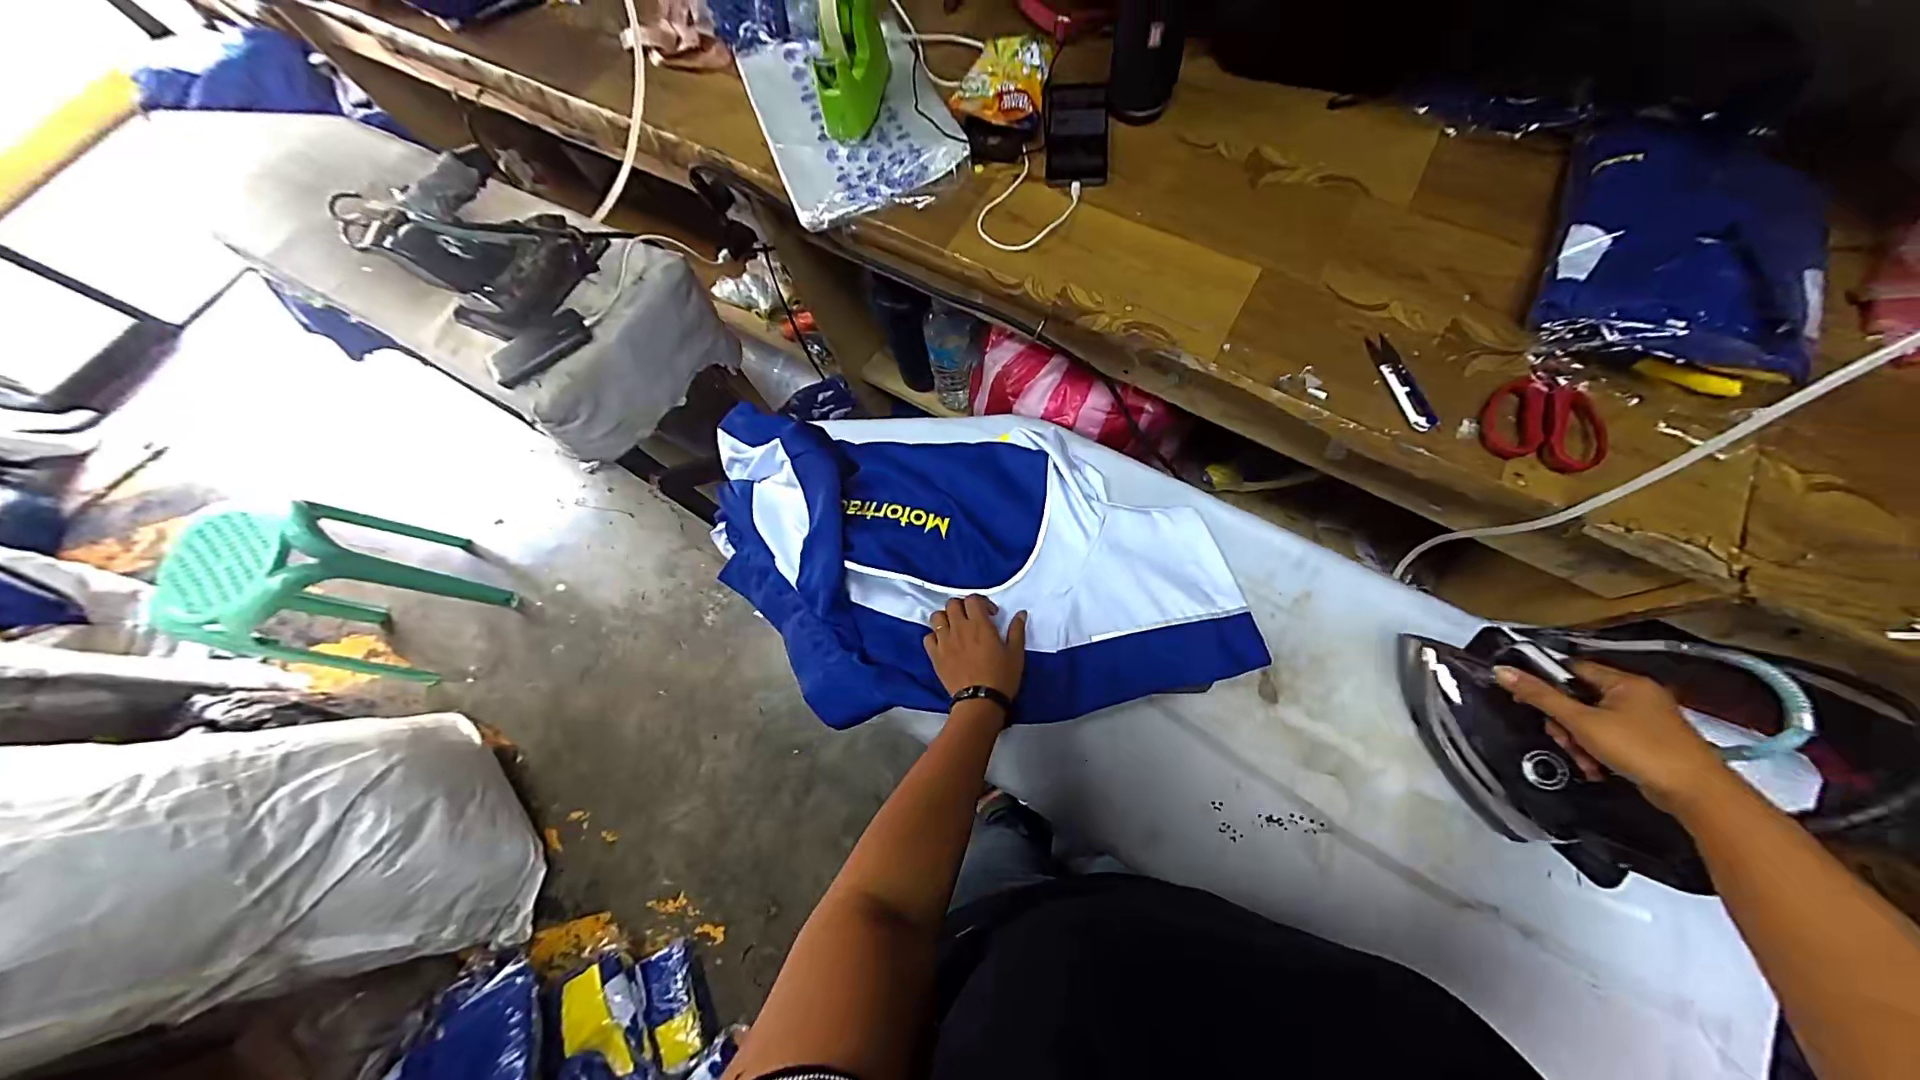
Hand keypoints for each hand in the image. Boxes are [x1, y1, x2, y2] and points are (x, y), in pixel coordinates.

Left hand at [924, 595, 1026, 698]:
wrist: (979, 701)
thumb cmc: (1001, 676)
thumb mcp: (1016, 653)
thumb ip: (1016, 630)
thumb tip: (1020, 613)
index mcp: (980, 624)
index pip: (973, 599)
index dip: (982, 602)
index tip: (991, 614)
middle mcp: (959, 628)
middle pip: (952, 604)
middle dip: (962, 606)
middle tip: (971, 618)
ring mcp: (944, 641)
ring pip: (936, 617)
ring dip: (945, 618)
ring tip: (955, 628)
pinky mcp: (935, 656)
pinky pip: (928, 637)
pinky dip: (935, 636)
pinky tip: (944, 643)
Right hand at [1495, 660, 1735, 813]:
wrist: (1698, 794)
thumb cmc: (1642, 750)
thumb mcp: (1582, 721)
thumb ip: (1540, 695)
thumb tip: (1503, 671)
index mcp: (1625, 682)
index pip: (1571, 669)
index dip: (1545, 681)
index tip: (1526, 697)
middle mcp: (1637, 696)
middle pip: (1578, 699)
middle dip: (1564, 723)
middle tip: (1564, 738)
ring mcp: (1644, 720)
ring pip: (1590, 722)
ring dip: (1577, 741)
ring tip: (1584, 759)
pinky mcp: (1647, 742)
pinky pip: (1607, 738)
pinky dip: (1595, 751)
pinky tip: (1597, 767)